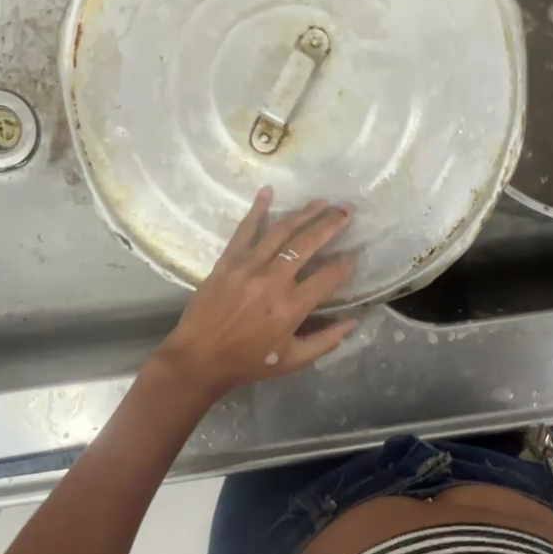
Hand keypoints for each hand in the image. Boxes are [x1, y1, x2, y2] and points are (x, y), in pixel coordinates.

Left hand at [150, 187, 358, 400]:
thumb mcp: (293, 360)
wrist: (199, 359)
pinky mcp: (227, 261)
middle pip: (307, 244)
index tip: (352, 257)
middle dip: (330, 226)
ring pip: (281, 231)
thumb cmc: (248, 362)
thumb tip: (354, 322)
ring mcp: (248, 267)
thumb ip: (326, 341)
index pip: (328, 277)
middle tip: (345, 213)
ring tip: (321, 202)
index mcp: (291, 307)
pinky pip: (244, 230)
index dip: (345, 265)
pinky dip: (257, 209)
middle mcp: (272, 281)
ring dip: (303, 213)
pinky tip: (268, 191)